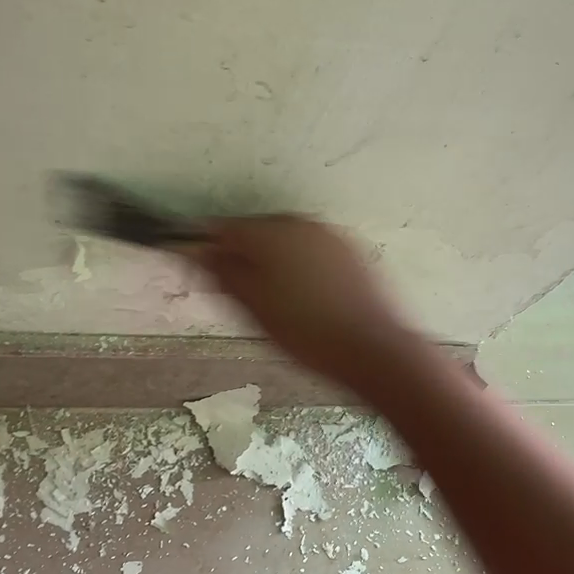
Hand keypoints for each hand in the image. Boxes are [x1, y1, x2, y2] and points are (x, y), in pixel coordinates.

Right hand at [186, 216, 422, 389]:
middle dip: (246, 257)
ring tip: (278, 304)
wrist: (376, 350)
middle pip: (259, 232)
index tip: (205, 274)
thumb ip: (222, 274)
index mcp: (272, 232)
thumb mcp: (254, 309)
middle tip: (243, 297)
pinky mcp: (355, 254)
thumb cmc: (309, 335)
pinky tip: (308, 302)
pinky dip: (305, 269)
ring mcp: (333, 236)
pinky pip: (316, 253)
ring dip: (276, 263)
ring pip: (289, 242)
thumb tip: (197, 251)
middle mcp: (303, 224)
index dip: (209, 250)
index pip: (224, 228)